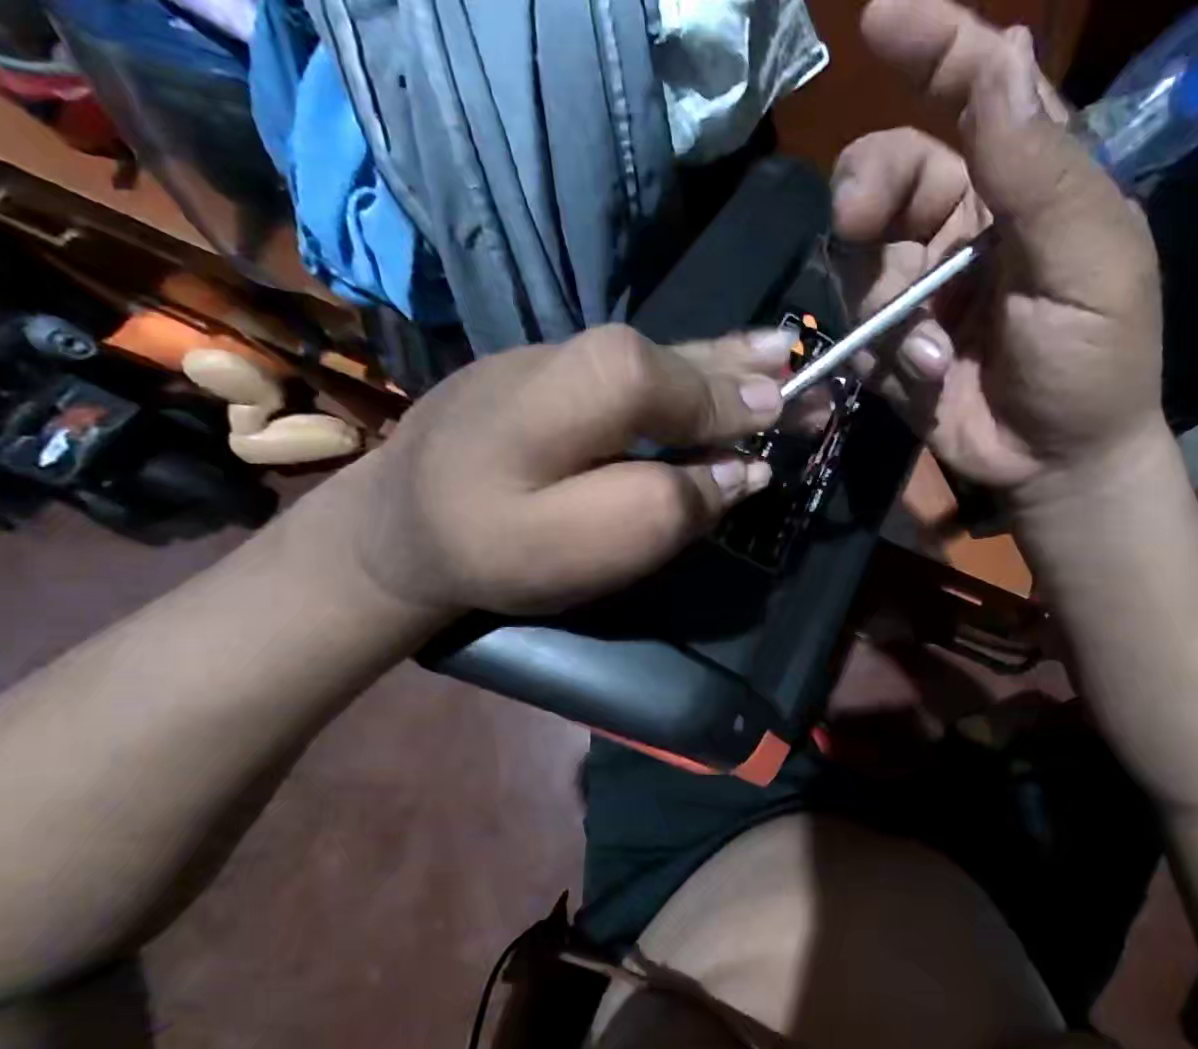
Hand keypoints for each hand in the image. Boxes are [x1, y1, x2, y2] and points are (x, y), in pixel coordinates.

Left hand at [345, 324, 794, 614]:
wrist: (390, 527)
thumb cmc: (489, 544)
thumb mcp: (584, 545)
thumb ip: (671, 505)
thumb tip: (743, 472)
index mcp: (591, 386)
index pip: (690, 387)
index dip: (744, 408)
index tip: (796, 417)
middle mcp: (580, 352)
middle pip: (681, 358)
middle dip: (748, 373)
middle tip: (807, 378)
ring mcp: (560, 358)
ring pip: (660, 355)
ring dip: (723, 359)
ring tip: (776, 353)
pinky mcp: (548, 376)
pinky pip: (633, 367)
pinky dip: (682, 368)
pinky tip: (708, 366)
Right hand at [832, 0, 1164, 491]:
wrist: (1057, 460)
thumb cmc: (1097, 361)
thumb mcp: (1089, 265)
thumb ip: (1040, 170)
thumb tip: (1000, 52)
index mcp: (1026, 183)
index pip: (977, 91)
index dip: (933, 46)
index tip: (879, 21)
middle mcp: (964, 221)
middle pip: (890, 168)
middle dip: (866, 187)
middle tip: (855, 218)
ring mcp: (920, 281)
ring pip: (858, 248)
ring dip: (884, 296)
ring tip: (929, 346)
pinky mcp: (889, 337)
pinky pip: (855, 319)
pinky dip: (884, 347)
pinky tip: (925, 373)